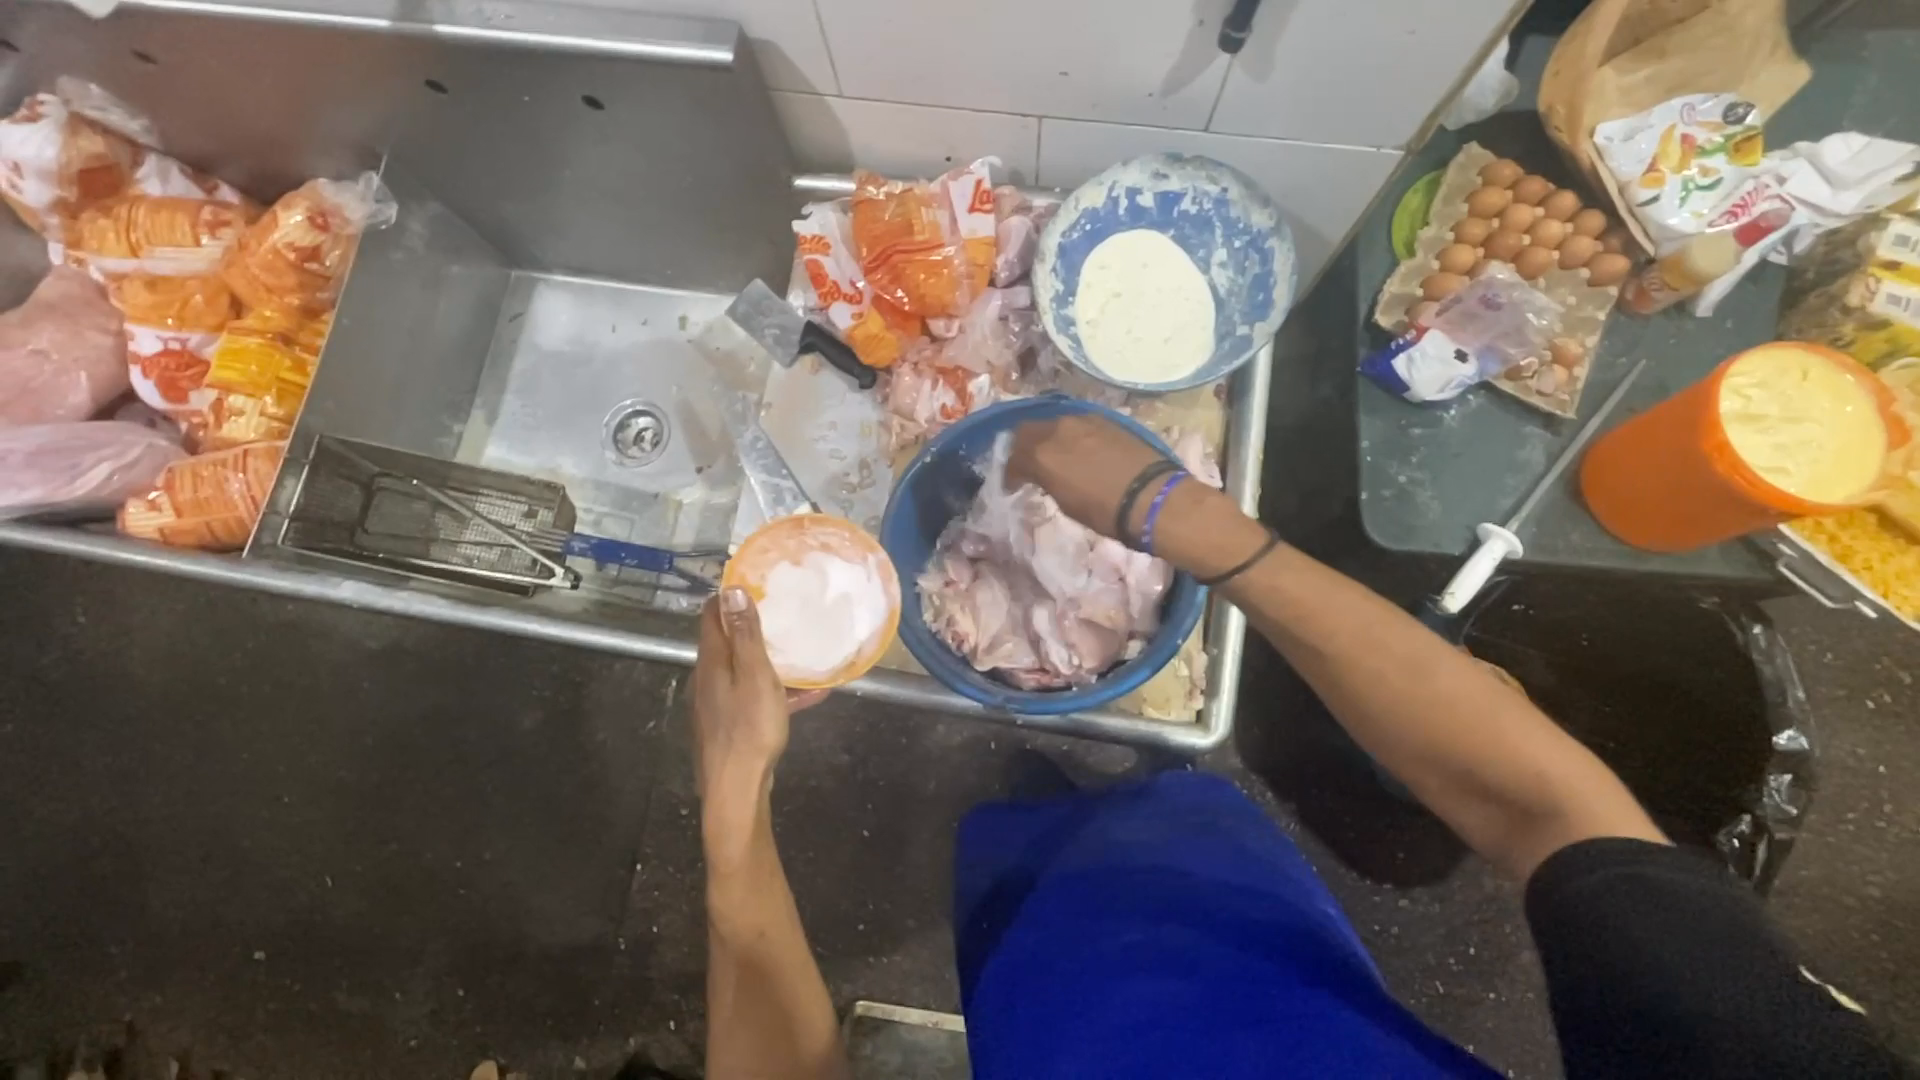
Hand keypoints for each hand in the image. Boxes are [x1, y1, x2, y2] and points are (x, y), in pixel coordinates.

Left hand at [693, 587, 826, 857]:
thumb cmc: (749, 728)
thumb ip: (745, 634)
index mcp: (711, 662)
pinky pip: (754, 696)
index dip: (728, 596)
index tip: (754, 582)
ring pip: (743, 670)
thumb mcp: (755, 675)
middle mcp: (708, 679)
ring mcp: (717, 704)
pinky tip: (811, 695)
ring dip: (768, 659)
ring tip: (800, 652)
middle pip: (726, 642)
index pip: (711, 616)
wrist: (736, 789)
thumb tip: (730, 590)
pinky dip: (777, 690)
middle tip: (783, 611)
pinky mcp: (730, 725)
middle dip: (751, 625)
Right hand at [1007, 413, 1268, 580]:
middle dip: (1022, 447)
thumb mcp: (1066, 503)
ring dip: (1048, 437)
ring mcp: (1084, 420)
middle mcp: (1058, 429)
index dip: (1010, 474)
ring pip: (1053, 422)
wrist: (1152, 499)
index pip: (1013, 459)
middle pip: (1028, 430)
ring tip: (1053, 455)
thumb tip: (1046, 477)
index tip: (1013, 486)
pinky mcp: (1107, 420)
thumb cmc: (1105, 513)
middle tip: (1026, 464)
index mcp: (1042, 455)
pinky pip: (1078, 422)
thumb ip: (1048, 482)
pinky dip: (1071, 435)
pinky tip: (1078, 449)